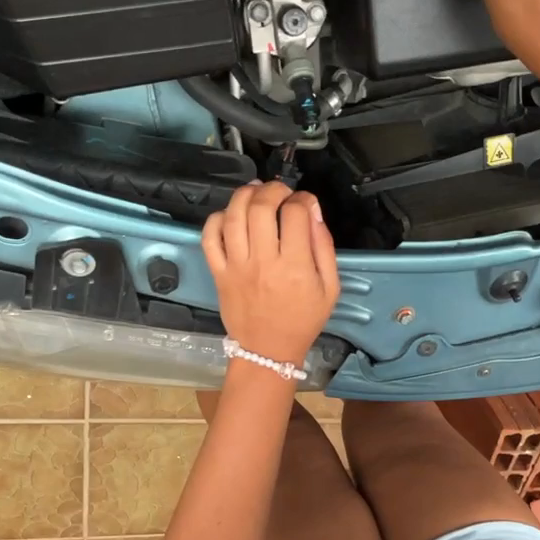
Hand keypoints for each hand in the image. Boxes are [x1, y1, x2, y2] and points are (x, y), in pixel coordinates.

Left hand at [202, 182, 339, 365]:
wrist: (268, 350)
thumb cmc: (303, 320)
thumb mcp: (330, 288)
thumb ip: (324, 248)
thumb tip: (313, 212)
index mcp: (295, 266)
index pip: (295, 213)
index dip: (302, 198)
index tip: (305, 202)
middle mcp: (263, 261)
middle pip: (261, 207)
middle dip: (273, 189)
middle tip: (280, 192)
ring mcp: (236, 266)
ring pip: (233, 216)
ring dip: (244, 195)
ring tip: (256, 192)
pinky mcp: (218, 273)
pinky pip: (209, 238)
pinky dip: (216, 219)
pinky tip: (230, 215)